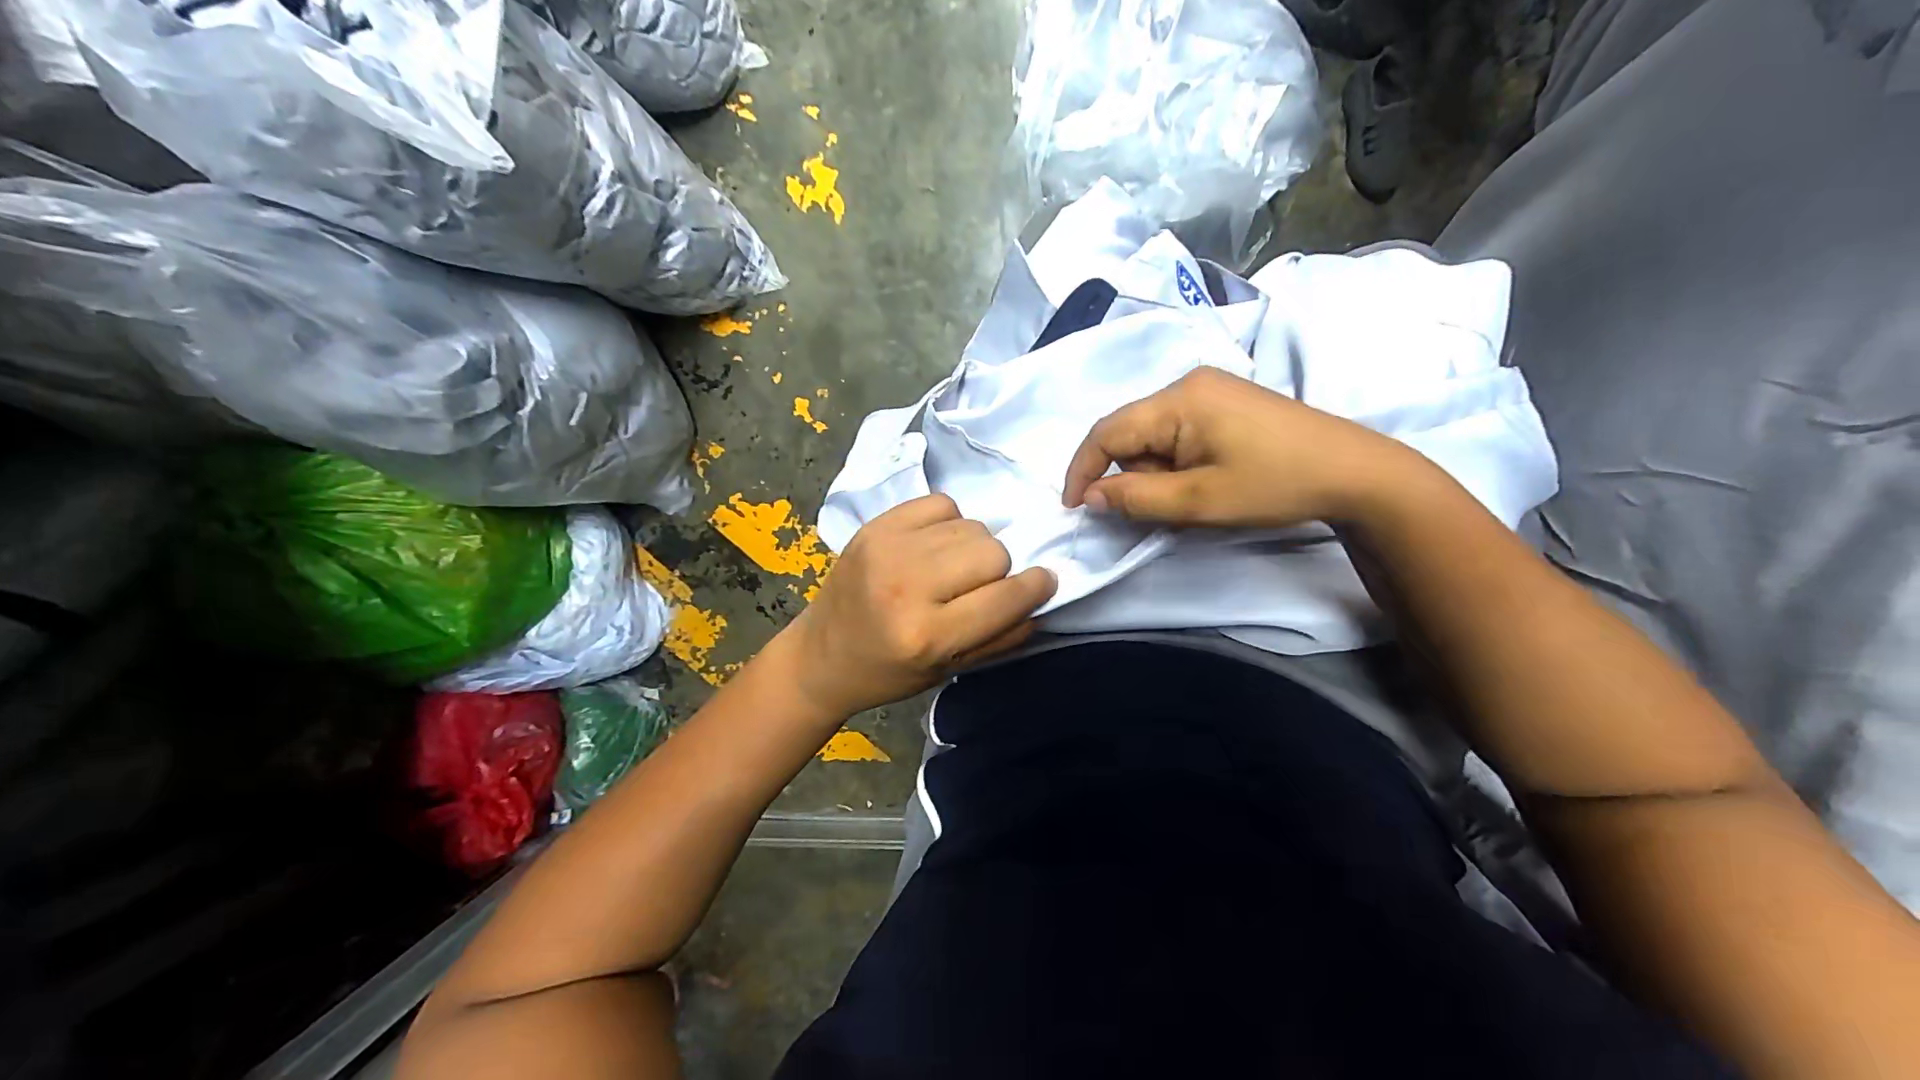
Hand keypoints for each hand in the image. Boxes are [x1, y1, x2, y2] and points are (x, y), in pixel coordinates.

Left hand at [785, 494, 1056, 718]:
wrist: (821, 654)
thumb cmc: (888, 672)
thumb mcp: (949, 671)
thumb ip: (1000, 636)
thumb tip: (1040, 596)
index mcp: (926, 635)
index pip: (1006, 596)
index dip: (1036, 587)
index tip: (1042, 582)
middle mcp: (906, 586)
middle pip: (992, 551)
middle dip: (998, 570)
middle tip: (979, 587)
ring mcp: (887, 549)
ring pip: (970, 525)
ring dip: (973, 546)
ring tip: (952, 568)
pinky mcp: (875, 527)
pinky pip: (941, 504)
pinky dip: (948, 522)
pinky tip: (933, 546)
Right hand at [1062, 367, 1426, 528]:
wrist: (1356, 471)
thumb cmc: (1274, 485)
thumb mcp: (1198, 501)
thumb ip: (1135, 498)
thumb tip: (1089, 496)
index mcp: (1178, 399)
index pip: (1106, 432)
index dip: (1083, 471)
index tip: (1075, 509)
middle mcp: (1188, 382)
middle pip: (1129, 432)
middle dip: (1131, 475)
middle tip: (1164, 508)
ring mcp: (1210, 388)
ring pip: (1152, 434)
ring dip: (1156, 471)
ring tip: (1195, 496)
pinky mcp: (1226, 400)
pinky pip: (1178, 430)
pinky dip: (1176, 461)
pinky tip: (1205, 480)